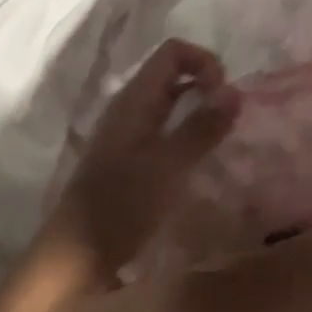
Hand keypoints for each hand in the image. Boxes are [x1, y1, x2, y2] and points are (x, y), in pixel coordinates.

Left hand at [45, 39, 241, 278]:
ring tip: (222, 136)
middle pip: (172, 72)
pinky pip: (165, 127)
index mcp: (134, 100)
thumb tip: (237, 90)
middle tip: (230, 117)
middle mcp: (129, 108)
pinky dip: (188, 131)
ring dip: (199, 109)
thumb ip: (202, 127)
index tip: (225, 95)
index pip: (172, 51)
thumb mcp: (169, 167)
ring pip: (170, 101)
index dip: (205, 61)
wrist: (74, 259)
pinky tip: (201, 158)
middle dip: (207, 84)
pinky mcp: (130, 158)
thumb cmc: (120, 207)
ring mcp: (127, 133)